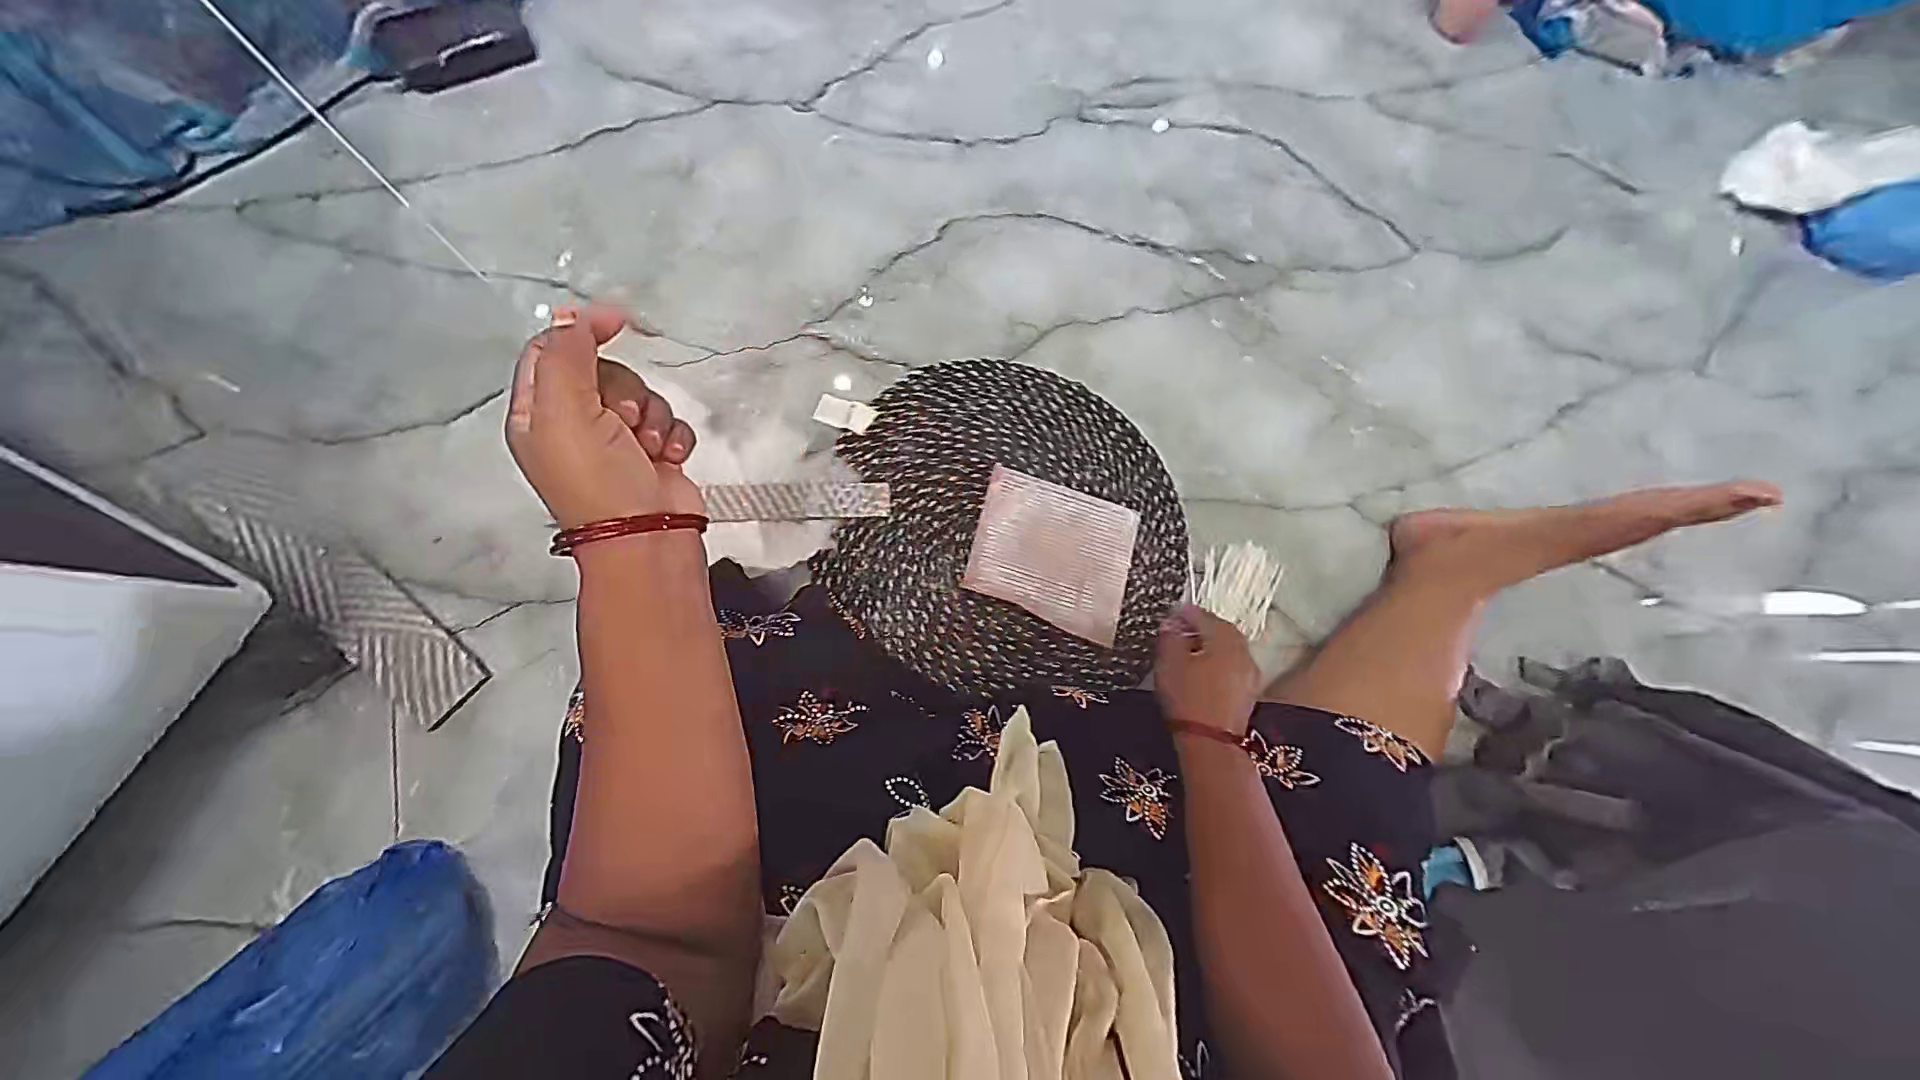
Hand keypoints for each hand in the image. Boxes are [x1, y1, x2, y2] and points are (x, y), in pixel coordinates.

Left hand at [506, 305, 704, 525]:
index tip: (615, 322)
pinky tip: (668, 456)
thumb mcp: (565, 412)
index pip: (552, 352)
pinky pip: (670, 423)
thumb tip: (569, 317)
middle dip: (624, 390)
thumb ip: (566, 356)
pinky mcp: (653, 455)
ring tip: (648, 446)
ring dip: (653, 416)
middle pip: (605, 372)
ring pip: (643, 396)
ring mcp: (617, 441)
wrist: (647, 537)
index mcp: (538, 414)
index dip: (581, 332)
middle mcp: (574, 425)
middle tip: (622, 419)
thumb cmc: (598, 482)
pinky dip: (674, 437)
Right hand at [1154, 603, 1260, 738]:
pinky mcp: (1248, 692)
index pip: (1205, 616)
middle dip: (1203, 626)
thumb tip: (1173, 623)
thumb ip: (1171, 638)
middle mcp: (1243, 652)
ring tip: (1190, 648)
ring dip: (1212, 643)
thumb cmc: (1188, 697)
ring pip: (1229, 648)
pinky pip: (1232, 666)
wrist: (1211, 742)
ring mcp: (1250, 673)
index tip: (1172, 613)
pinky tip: (1203, 669)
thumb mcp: (1170, 663)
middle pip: (1223, 630)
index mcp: (1225, 640)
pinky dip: (1218, 660)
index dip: (1186, 613)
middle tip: (1182, 627)